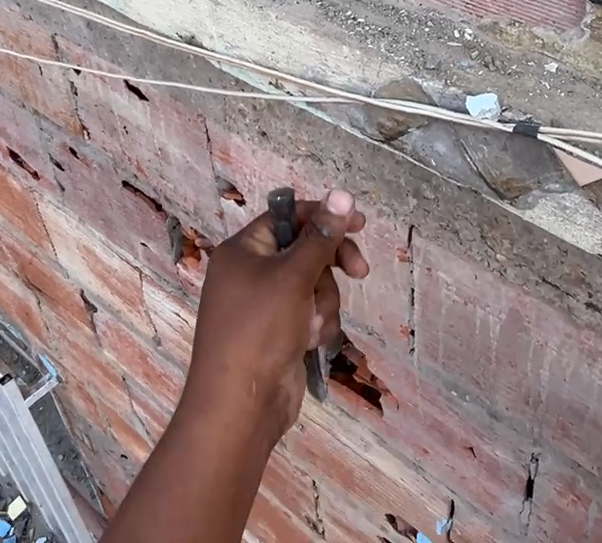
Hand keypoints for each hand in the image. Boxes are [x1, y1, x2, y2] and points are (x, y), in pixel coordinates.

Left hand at [182, 190, 369, 446]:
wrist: (240, 407)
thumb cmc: (260, 330)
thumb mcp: (295, 276)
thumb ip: (321, 235)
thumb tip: (343, 194)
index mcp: (243, 251)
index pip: (288, 217)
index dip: (324, 216)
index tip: (359, 224)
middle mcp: (250, 272)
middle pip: (305, 250)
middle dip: (331, 265)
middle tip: (361, 271)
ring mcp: (263, 304)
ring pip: (314, 284)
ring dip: (324, 302)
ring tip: (315, 325)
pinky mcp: (277, 331)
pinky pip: (310, 312)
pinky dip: (318, 324)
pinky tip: (312, 342)